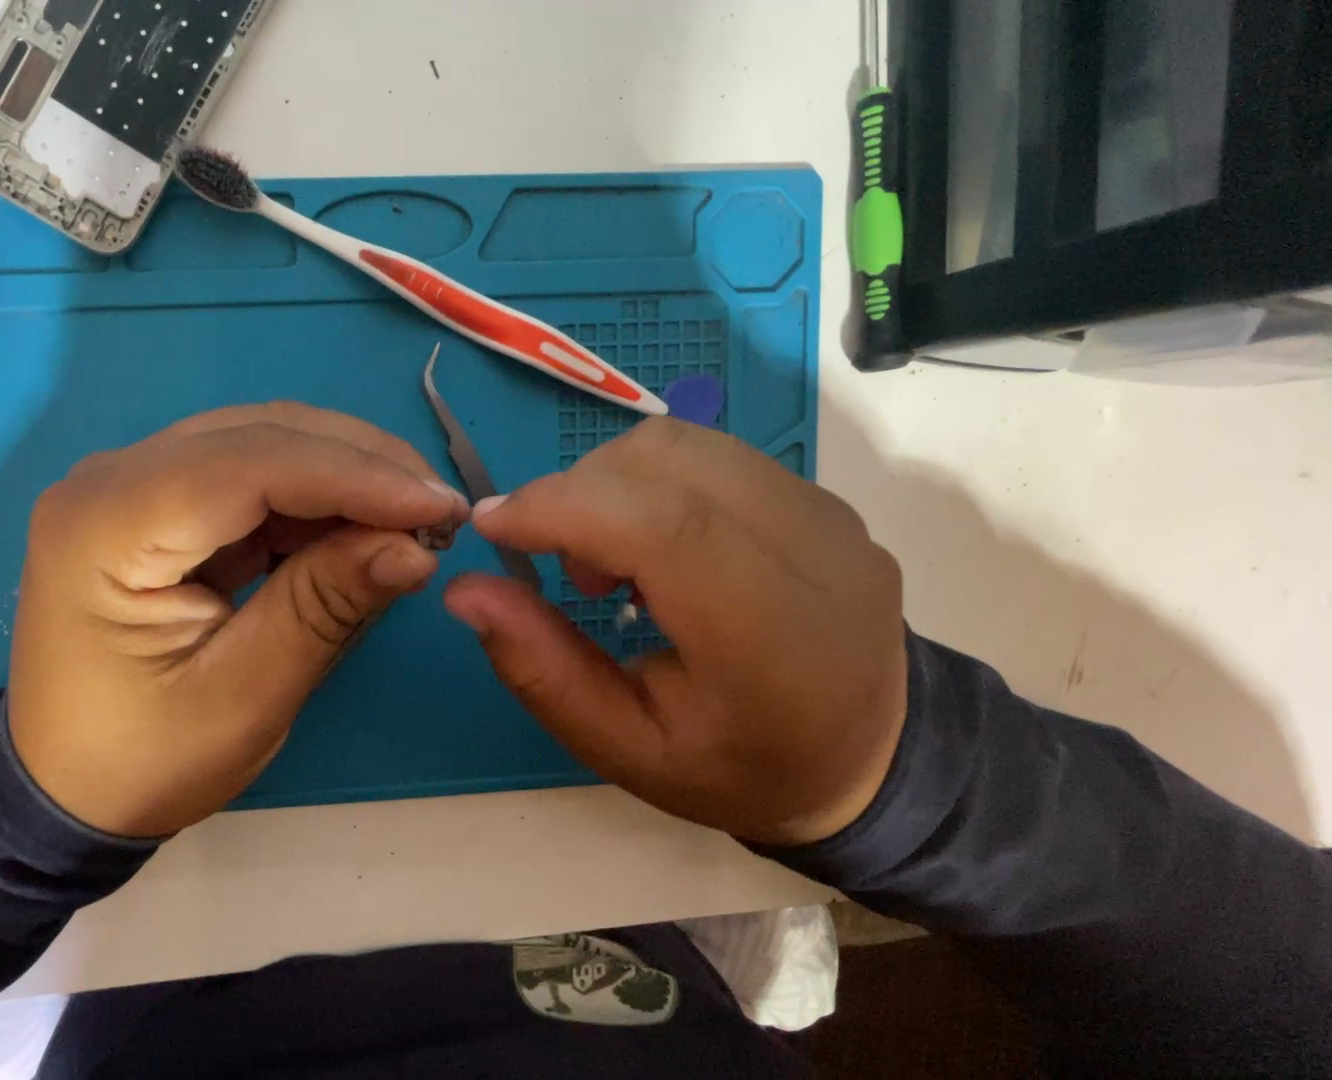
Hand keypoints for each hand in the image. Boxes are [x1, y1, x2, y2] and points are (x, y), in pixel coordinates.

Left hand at [7, 404, 465, 837]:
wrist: (61, 792)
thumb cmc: (141, 760)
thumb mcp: (244, 696)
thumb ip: (325, 608)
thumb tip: (416, 548)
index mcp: (108, 524)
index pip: (250, 465)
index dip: (355, 476)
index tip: (442, 507)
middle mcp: (111, 480)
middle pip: (258, 436)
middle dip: (360, 465)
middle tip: (441, 511)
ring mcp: (130, 487)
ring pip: (260, 446)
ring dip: (344, 475)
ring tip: (415, 519)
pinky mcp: (156, 506)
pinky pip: (249, 479)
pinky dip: (313, 500)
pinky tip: (361, 527)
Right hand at [442, 418, 905, 845]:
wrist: (870, 761)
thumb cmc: (737, 769)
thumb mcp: (624, 749)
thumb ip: (543, 670)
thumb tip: (463, 590)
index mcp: (770, 639)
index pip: (664, 527)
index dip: (564, 508)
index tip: (492, 525)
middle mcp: (813, 554)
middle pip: (667, 463)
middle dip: (576, 493)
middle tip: (559, 566)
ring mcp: (828, 515)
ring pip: (686, 445)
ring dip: (611, 482)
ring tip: (607, 560)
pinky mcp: (823, 499)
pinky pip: (712, 455)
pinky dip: (651, 483)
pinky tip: (654, 546)